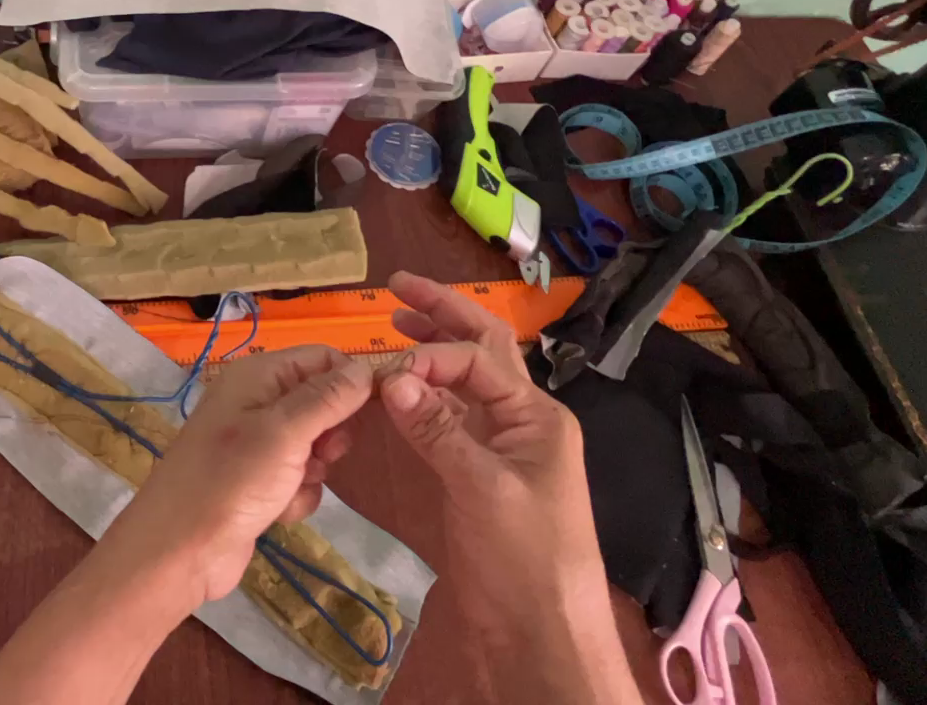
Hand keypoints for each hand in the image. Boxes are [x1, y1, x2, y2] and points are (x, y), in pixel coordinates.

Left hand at [101, 344, 372, 607]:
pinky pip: (299, 477)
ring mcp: (257, 444)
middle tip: (323, 453)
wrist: (180, 548)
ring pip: (314, 444)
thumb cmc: (231, 479)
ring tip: (292, 485)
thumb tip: (363, 370)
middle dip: (331, 433)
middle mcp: (257, 402)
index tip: (372, 412)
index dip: (349, 380)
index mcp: (258, 376)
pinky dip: (297, 494)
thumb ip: (326, 399)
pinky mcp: (259, 481)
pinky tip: (279, 510)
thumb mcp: (284, 432)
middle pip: (321, 402)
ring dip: (313, 469)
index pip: (320, 358)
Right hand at [379, 272, 637, 702]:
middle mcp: (521, 420)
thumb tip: (389, 376)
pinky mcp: (478, 472)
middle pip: (481, 350)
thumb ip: (437, 430)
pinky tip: (399, 387)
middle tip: (398, 287)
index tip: (384, 371)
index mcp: (537, 416)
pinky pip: (450, 417)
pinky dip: (423, 395)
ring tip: (395, 322)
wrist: (542, 640)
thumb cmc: (527, 562)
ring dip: (432, 349)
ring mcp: (500, 446)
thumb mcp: (484, 491)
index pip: (476, 359)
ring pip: (465, 381)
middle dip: (443, 314)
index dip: (429, 354)